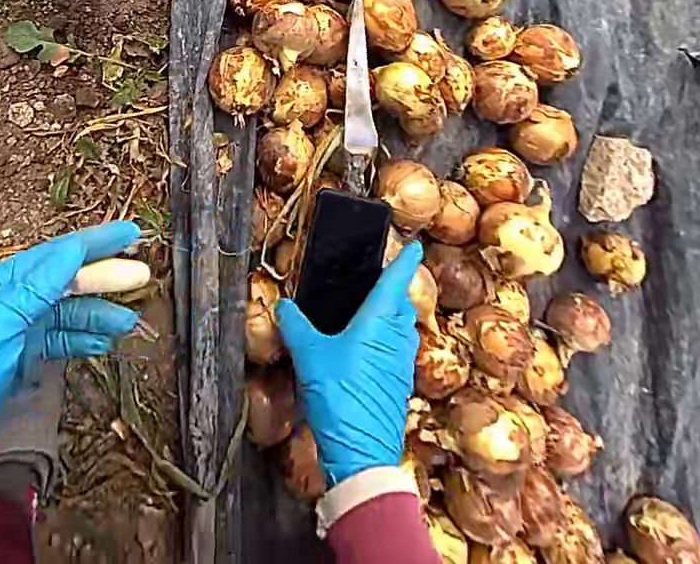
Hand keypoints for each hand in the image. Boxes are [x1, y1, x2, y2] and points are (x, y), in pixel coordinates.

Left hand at [0, 221, 141, 521]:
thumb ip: (39, 285)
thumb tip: (75, 248)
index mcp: (3, 284)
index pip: (60, 253)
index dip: (98, 241)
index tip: (132, 232)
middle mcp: (12, 301)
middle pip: (69, 280)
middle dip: (106, 277)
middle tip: (143, 275)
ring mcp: (15, 331)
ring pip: (68, 311)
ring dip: (99, 312)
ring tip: (128, 321)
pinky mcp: (18, 360)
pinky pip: (60, 339)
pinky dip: (83, 337)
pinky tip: (103, 342)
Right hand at [276, 240, 421, 486]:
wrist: (361, 453)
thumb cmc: (339, 395)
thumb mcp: (309, 355)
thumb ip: (296, 326)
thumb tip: (284, 307)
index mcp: (380, 320)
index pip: (396, 280)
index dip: (405, 260)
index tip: (415, 247)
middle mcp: (397, 336)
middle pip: (402, 304)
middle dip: (395, 290)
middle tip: (381, 281)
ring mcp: (402, 362)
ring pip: (403, 328)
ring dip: (393, 316)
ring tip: (372, 313)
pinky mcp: (400, 384)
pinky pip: (398, 350)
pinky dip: (388, 341)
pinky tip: (367, 350)